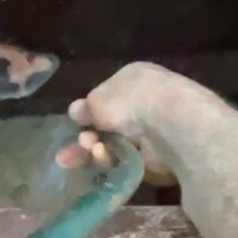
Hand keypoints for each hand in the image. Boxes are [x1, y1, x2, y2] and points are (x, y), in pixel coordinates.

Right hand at [53, 62, 223, 184]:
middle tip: (65, 155)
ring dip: (92, 150)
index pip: (106, 96)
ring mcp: (151, 130)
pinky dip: (110, 159)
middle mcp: (144, 102)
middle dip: (85, 139)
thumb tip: (75, 111)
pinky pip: (125, 159)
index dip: (88, 112)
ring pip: (113, 144)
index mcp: (133, 79)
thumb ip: (85, 108)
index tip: (75, 125)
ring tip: (75, 158)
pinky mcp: (155, 156)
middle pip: (107, 124)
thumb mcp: (97, 99)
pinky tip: (100, 157)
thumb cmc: (131, 101)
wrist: (171, 125)